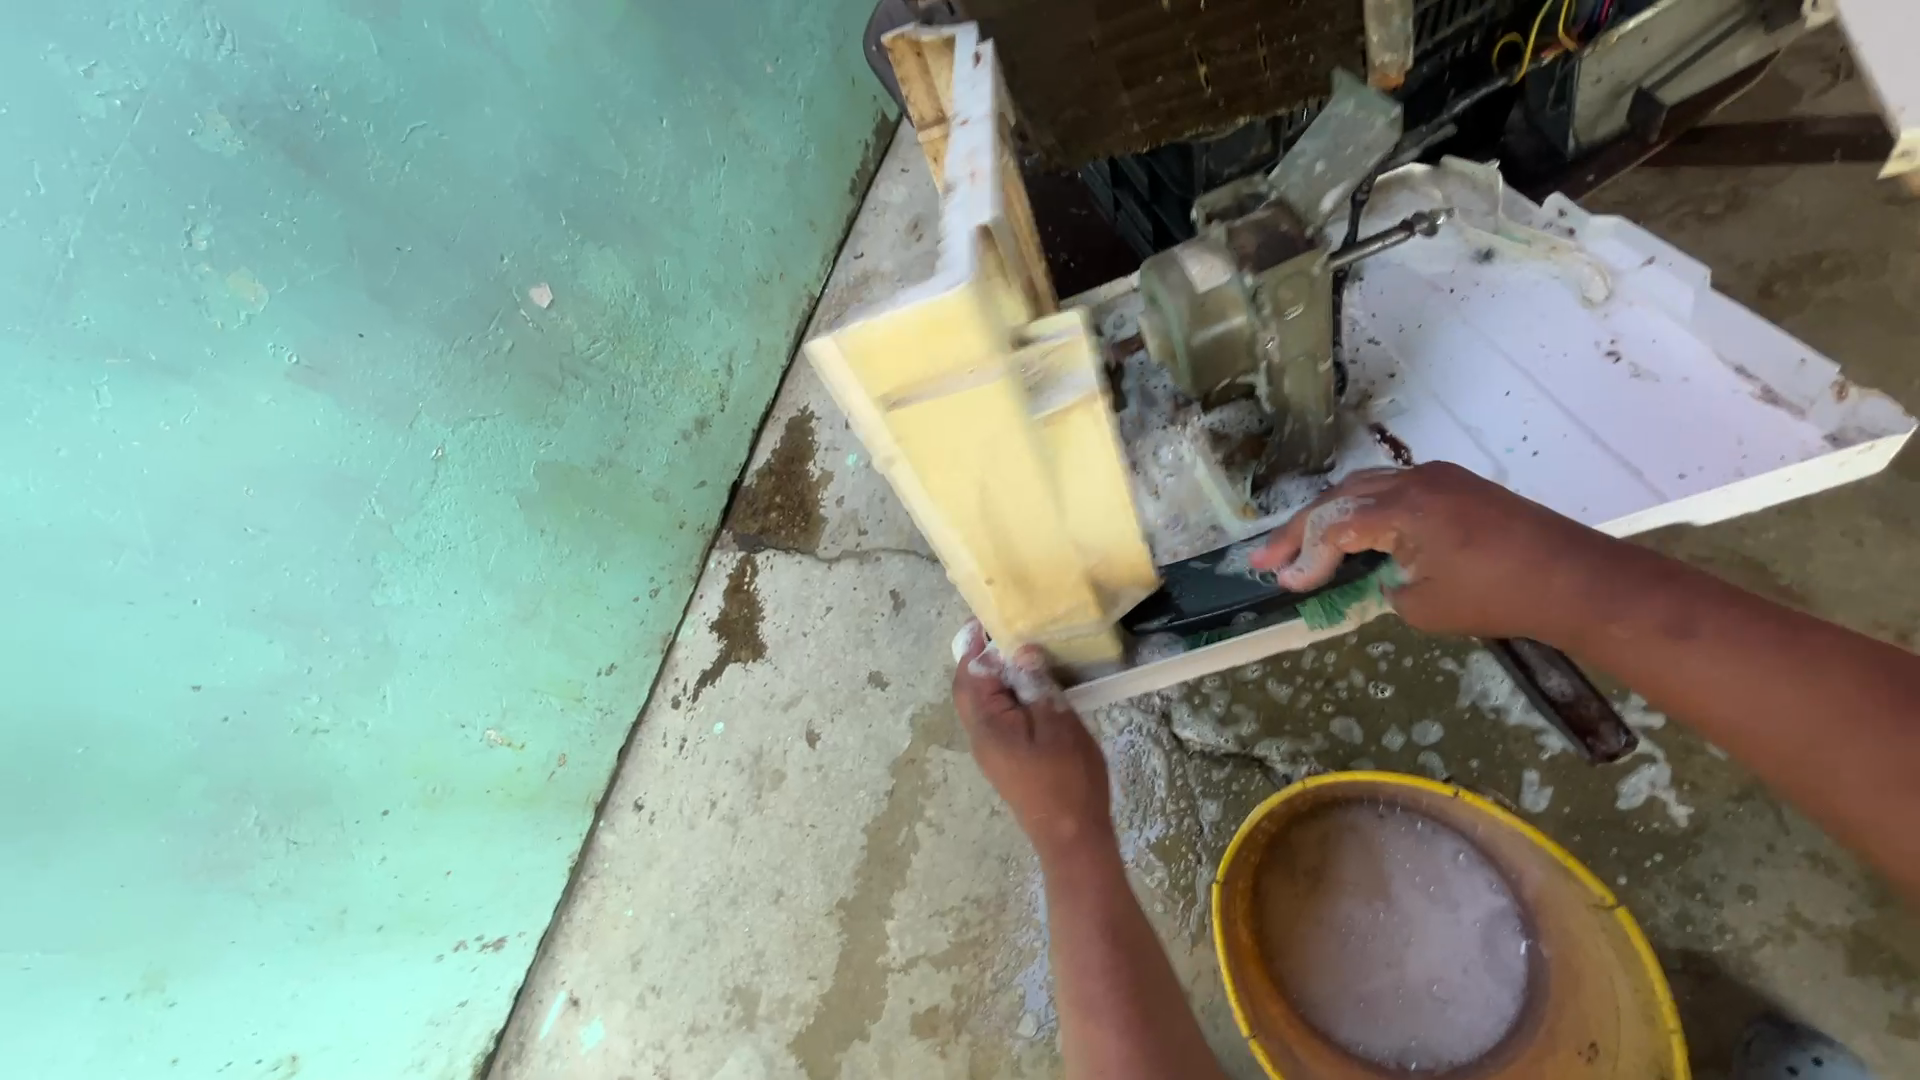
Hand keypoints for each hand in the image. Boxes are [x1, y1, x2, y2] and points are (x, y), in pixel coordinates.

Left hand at [951, 620, 1114, 862]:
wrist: (1072, 839)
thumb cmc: (1067, 779)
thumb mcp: (1058, 724)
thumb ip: (1036, 685)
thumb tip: (1020, 651)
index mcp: (986, 724)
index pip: (970, 674)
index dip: (977, 645)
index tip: (989, 620)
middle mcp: (980, 736)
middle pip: (969, 688)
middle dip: (982, 658)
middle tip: (1006, 634)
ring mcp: (991, 751)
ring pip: (982, 704)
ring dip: (995, 678)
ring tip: (1022, 655)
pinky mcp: (1006, 760)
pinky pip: (997, 718)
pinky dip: (1006, 696)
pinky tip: (1031, 689)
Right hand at [1248, 462, 1619, 640]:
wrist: (1579, 581)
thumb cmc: (1499, 599)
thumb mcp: (1422, 606)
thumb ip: (1380, 585)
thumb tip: (1371, 575)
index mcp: (1403, 509)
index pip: (1333, 529)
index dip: (1304, 559)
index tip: (1283, 584)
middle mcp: (1413, 481)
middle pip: (1337, 500)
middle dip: (1298, 531)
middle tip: (1265, 558)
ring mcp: (1434, 477)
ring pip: (1360, 488)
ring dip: (1326, 516)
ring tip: (1297, 543)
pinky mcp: (1452, 484)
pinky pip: (1388, 489)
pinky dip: (1359, 510)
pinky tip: (1348, 530)